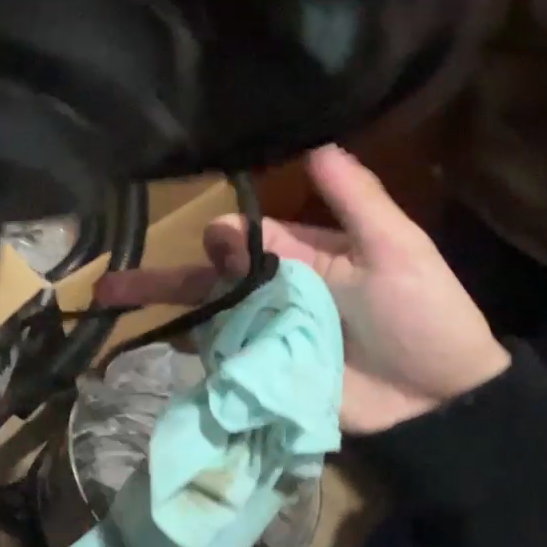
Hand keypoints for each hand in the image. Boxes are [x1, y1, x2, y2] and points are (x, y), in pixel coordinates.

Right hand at [96, 147, 510, 433]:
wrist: (441, 405)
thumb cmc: (424, 318)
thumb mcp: (397, 249)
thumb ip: (356, 199)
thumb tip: (317, 141)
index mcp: (296, 255)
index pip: (239, 239)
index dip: (221, 239)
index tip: (216, 244)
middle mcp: (268, 292)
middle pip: (203, 281)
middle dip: (155, 280)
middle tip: (106, 285)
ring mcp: (260, 336)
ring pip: (200, 318)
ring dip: (156, 314)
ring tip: (106, 311)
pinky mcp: (261, 375)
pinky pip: (216, 360)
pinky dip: (182, 354)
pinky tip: (143, 351)